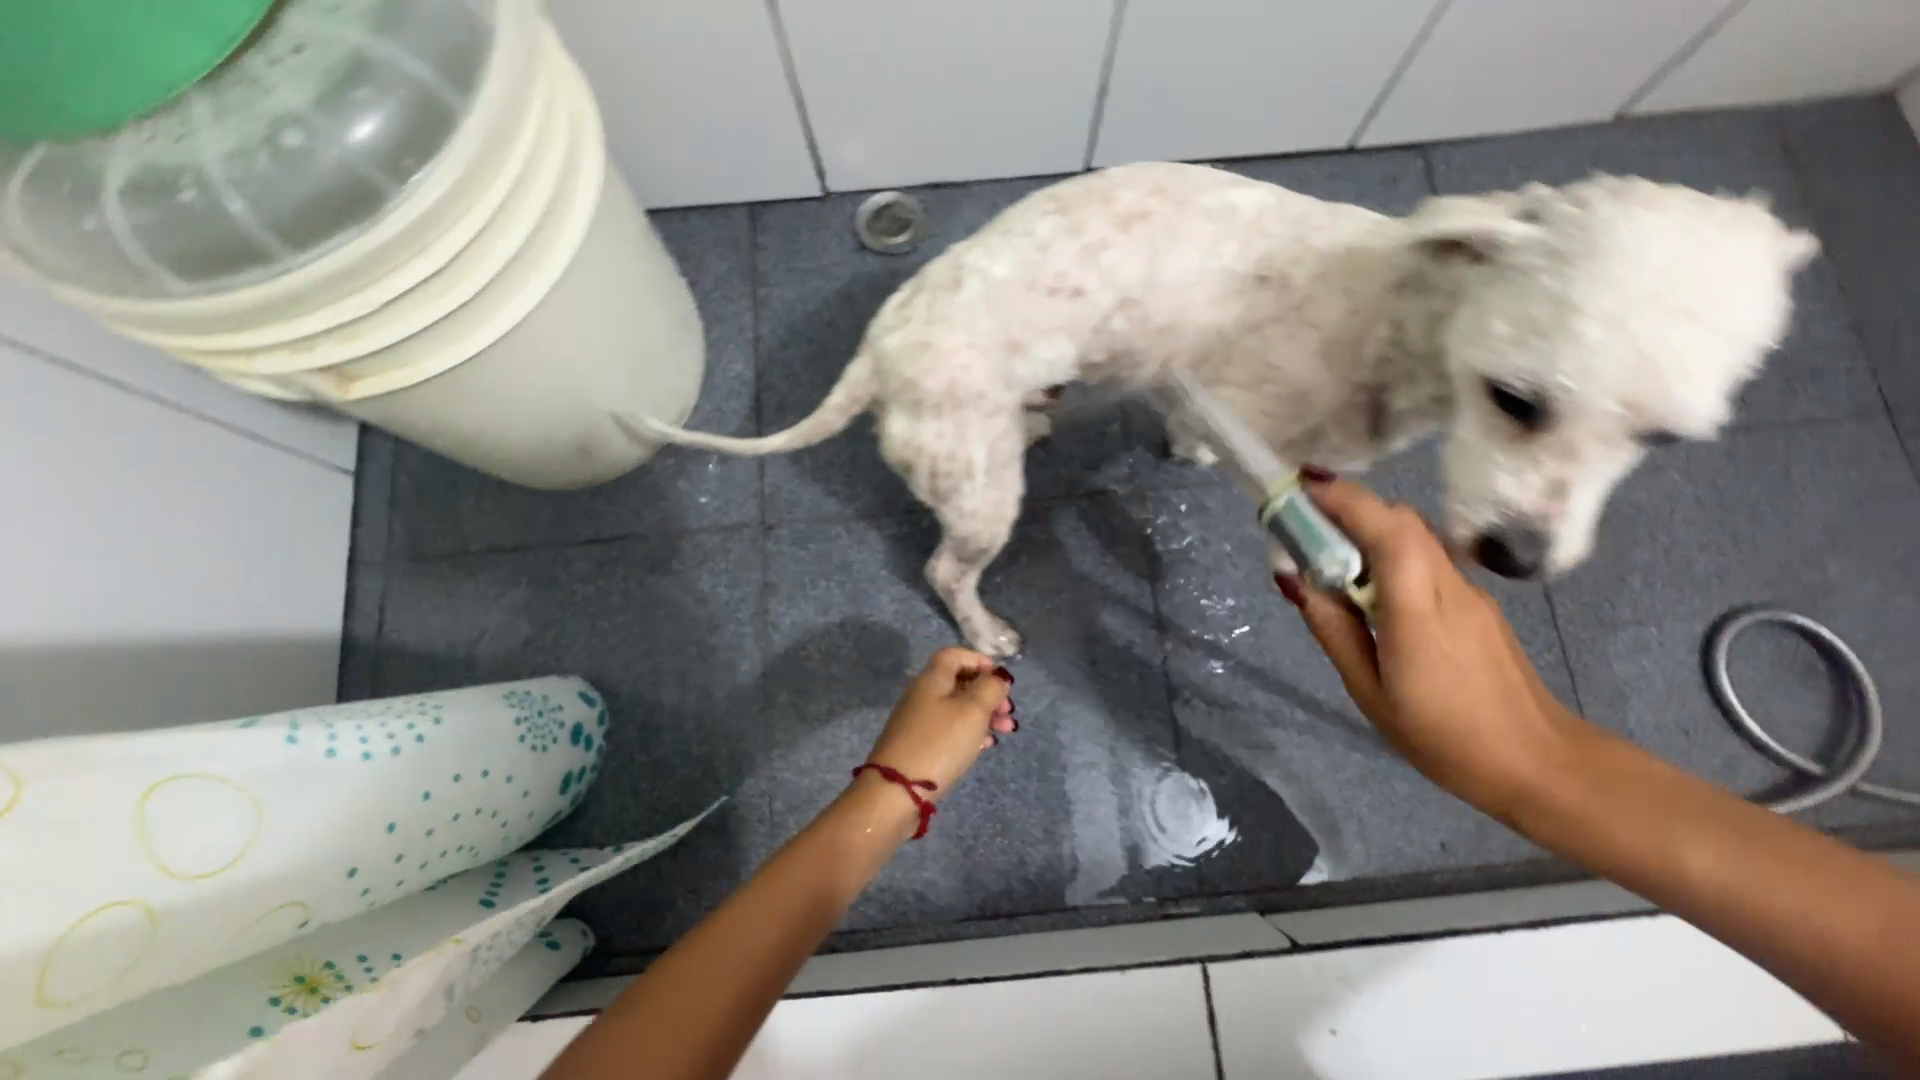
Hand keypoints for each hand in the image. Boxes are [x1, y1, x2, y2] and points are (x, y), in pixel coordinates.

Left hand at [862, 647, 1015, 799]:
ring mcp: (919, 722)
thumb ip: (989, 688)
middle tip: (1008, 711)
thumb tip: (998, 676)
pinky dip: (970, 733)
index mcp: (932, 679)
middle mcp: (923, 695)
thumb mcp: (972, 711)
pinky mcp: (919, 746)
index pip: (954, 655)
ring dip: (984, 715)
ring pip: (957, 708)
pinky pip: (949, 730)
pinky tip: (985, 747)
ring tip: (1006, 731)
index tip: (1001, 679)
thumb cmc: (939, 744)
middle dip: (988, 693)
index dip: (979, 660)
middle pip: (958, 682)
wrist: (896, 792)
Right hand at [1273, 476, 1593, 815]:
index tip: (1301, 488)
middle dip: (1351, 509)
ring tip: (1329, 558)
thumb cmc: (1442, 738)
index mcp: (1418, 611)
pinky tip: (1370, 592)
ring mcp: (1471, 594)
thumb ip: (1333, 629)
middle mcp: (1449, 588)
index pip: (1387, 531)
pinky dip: (1391, 555)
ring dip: (1370, 530)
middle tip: (1304, 524)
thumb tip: (1295, 580)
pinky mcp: (1478, 605)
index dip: (1345, 500)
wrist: (1538, 764)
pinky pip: (1428, 561)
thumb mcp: (1368, 692)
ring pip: (1416, 538)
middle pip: (1402, 522)